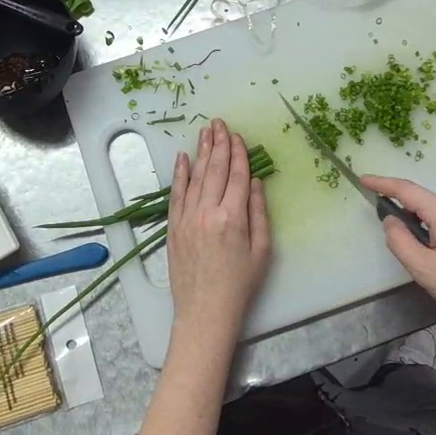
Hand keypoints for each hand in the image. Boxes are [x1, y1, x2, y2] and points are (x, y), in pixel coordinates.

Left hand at [166, 120, 270, 348]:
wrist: (205, 311)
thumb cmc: (240, 285)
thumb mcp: (261, 251)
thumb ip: (259, 213)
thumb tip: (255, 183)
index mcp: (233, 218)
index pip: (237, 176)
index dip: (239, 153)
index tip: (239, 136)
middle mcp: (208, 212)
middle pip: (215, 170)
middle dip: (219, 144)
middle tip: (219, 123)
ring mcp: (187, 219)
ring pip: (195, 177)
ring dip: (201, 152)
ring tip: (205, 131)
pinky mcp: (173, 228)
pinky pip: (176, 194)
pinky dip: (179, 174)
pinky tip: (183, 158)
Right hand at [363, 175, 435, 365]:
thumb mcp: (423, 268)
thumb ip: (399, 240)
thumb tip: (391, 220)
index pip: (406, 189)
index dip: (382, 183)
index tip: (364, 179)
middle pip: (426, 204)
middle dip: (408, 218)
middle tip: (403, 248)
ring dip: (429, 231)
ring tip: (434, 266)